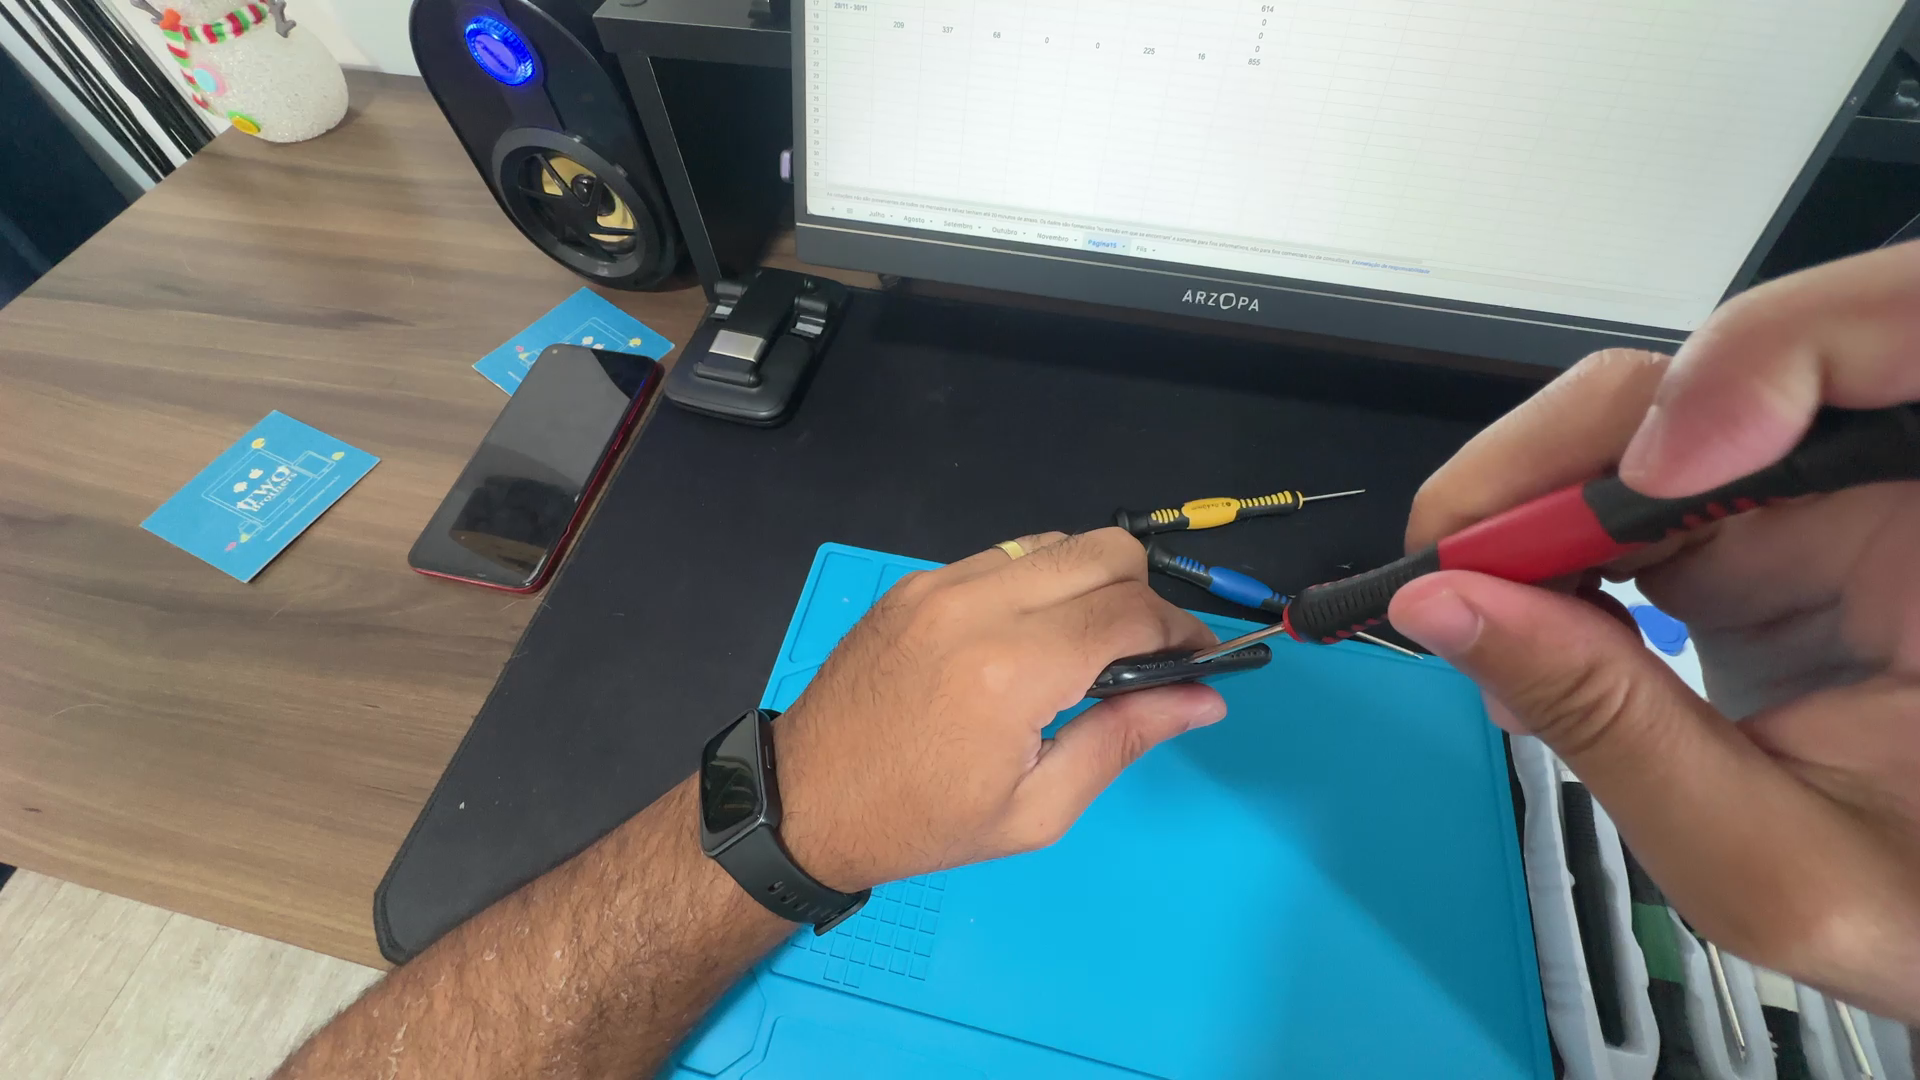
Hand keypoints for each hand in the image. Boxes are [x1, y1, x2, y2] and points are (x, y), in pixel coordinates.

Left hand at [771, 528, 1223, 892]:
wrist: (807, 797)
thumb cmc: (922, 822)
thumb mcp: (1036, 808)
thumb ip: (1124, 739)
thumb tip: (1201, 699)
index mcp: (1012, 668)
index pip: (1130, 612)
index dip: (1183, 630)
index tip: (1200, 659)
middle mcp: (976, 603)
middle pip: (1103, 549)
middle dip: (1146, 593)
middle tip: (1146, 652)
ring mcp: (939, 583)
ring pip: (1055, 542)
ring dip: (1094, 581)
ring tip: (1090, 643)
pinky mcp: (916, 581)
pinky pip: (1005, 557)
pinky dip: (1043, 581)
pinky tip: (1033, 632)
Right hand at [1388, 241, 1919, 1020]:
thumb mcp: (1763, 857)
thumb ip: (1601, 719)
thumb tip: (1429, 602)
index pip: (1886, 335)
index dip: (1758, 360)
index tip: (1660, 474)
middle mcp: (1874, 486)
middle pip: (1673, 387)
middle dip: (1536, 474)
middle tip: (1455, 579)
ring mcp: (1792, 499)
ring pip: (1603, 437)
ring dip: (1510, 529)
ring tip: (1489, 636)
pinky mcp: (1726, 525)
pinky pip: (1589, 497)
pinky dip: (1526, 556)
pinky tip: (1524, 630)